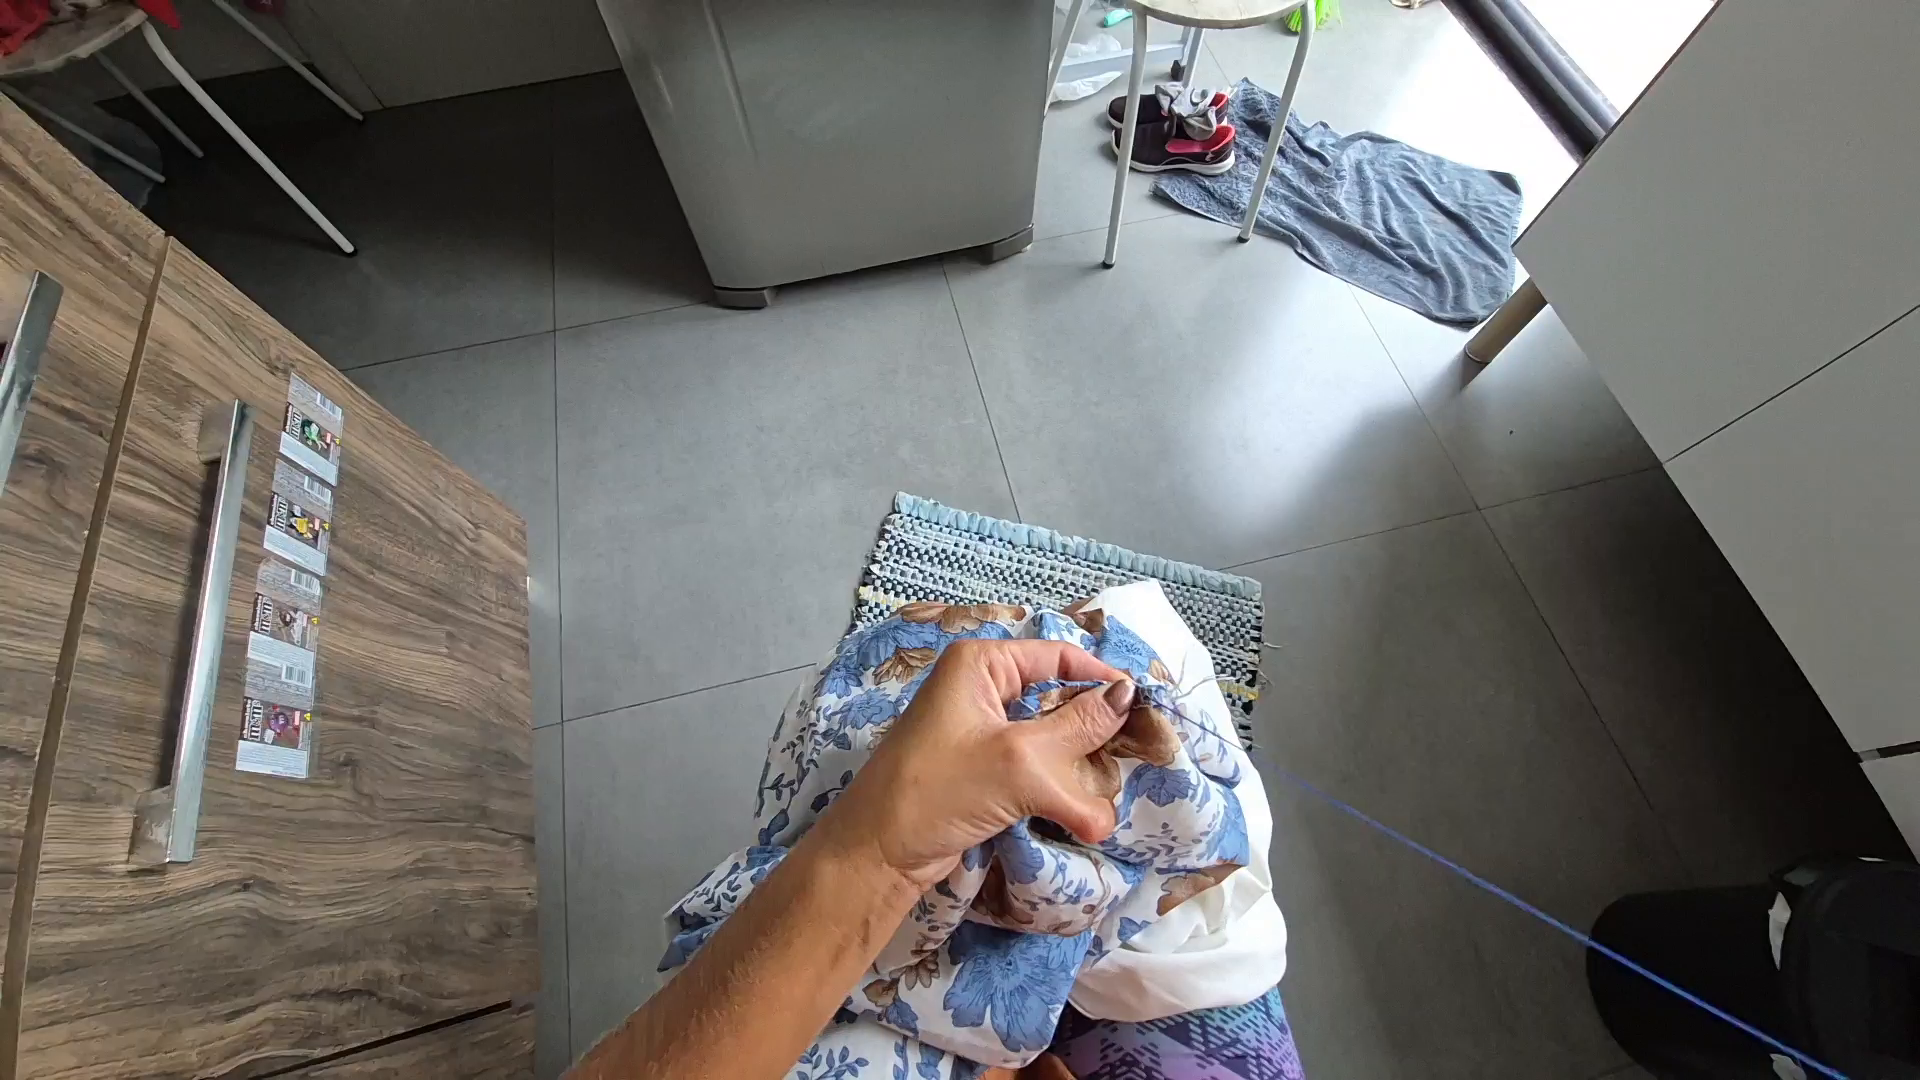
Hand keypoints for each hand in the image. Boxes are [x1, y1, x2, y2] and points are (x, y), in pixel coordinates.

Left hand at [812, 638, 1135, 891]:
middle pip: (1053, 695)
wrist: (877, 856)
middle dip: (1091, 727)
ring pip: (1046, 735)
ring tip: (1110, 793)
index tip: (1143, 703)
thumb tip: (1127, 694)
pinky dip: (1057, 787)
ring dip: (1076, 766)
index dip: (1099, 675)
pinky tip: (1085, 817)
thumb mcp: (1015, 758)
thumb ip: (1075, 727)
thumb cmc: (939, 789)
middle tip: (1135, 752)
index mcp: (980, 663)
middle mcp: (980, 688)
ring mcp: (980, 730)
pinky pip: (1032, 765)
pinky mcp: (981, 768)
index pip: (1055, 655)